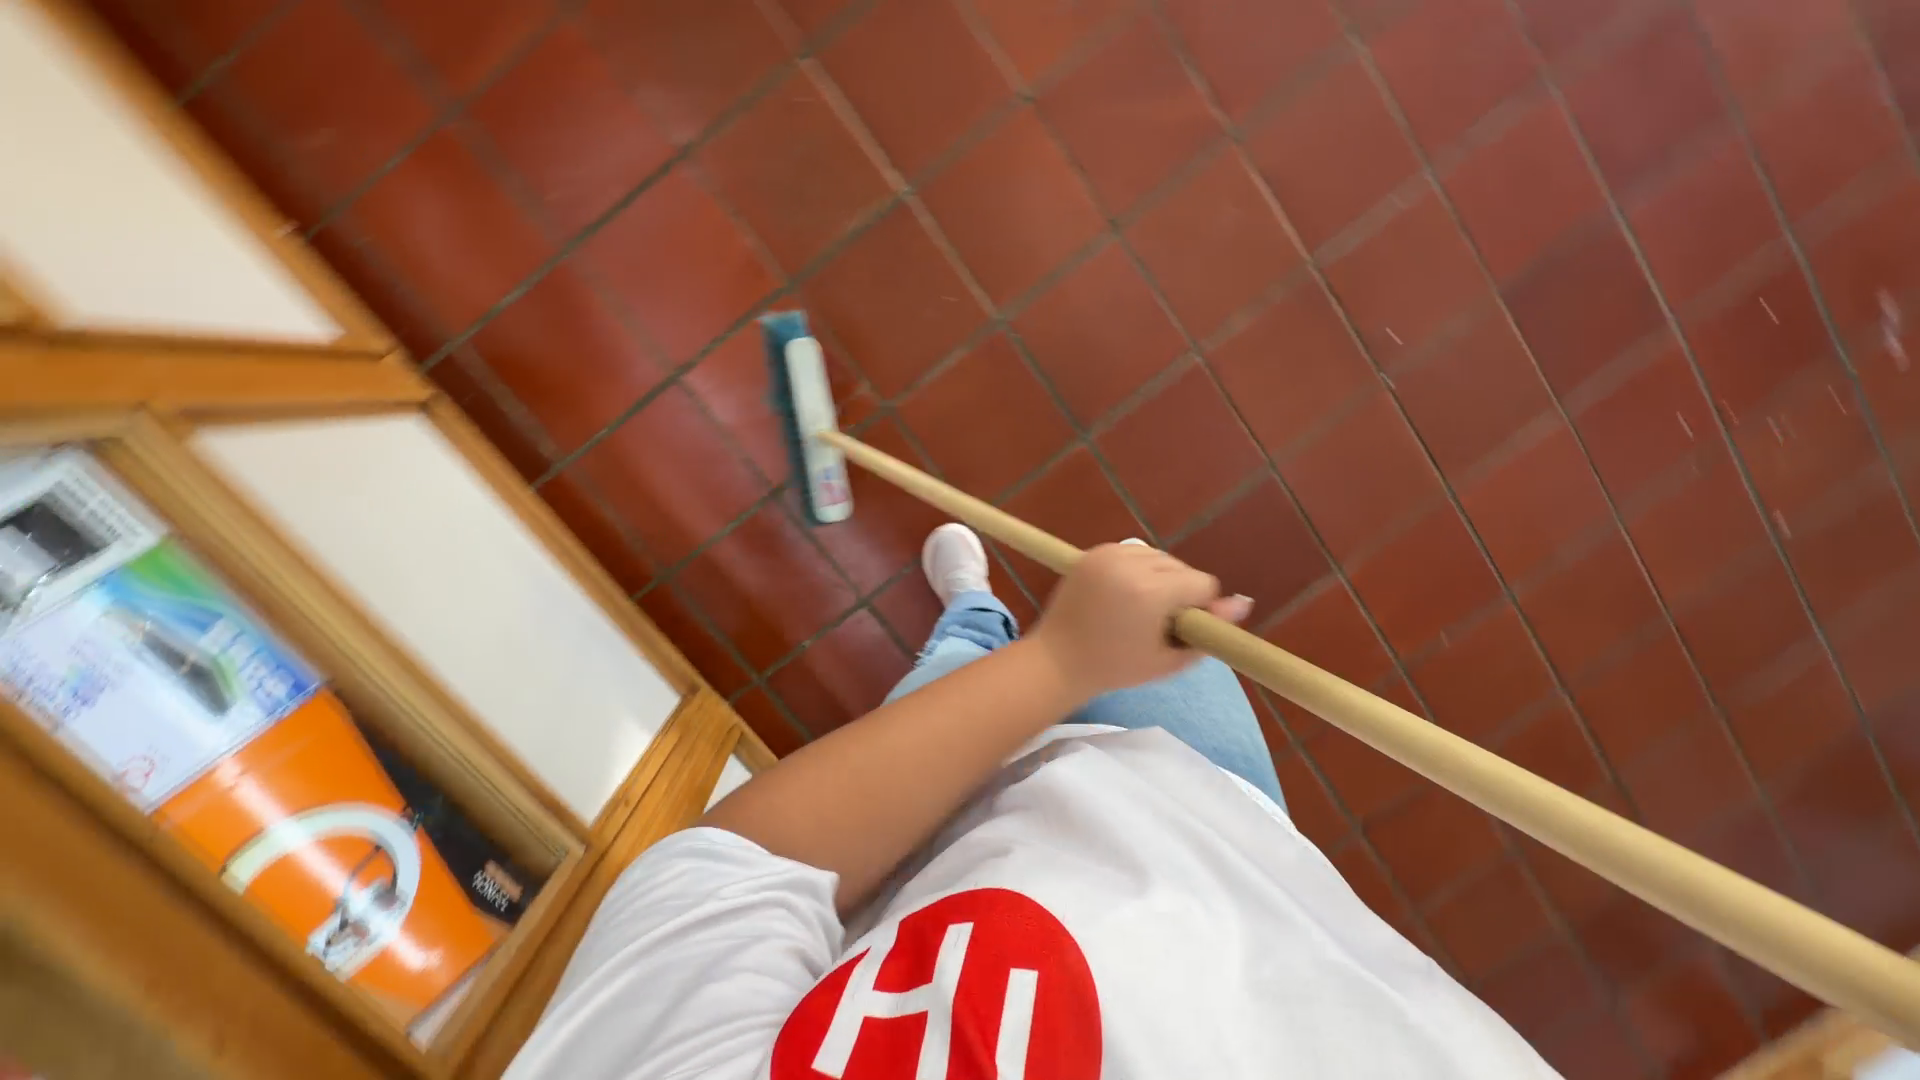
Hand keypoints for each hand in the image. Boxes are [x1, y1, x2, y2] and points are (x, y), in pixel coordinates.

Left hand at [1029, 543, 1252, 700]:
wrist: (1058, 659)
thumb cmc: (1116, 667)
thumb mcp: (1169, 659)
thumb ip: (1208, 631)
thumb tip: (1243, 604)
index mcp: (1151, 592)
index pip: (1202, 584)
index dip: (1199, 608)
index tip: (1180, 628)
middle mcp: (1130, 565)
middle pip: (1181, 567)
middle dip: (1179, 591)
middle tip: (1157, 622)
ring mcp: (1108, 555)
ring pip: (1158, 557)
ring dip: (1160, 577)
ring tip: (1140, 608)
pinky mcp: (1092, 553)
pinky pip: (1132, 552)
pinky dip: (1136, 569)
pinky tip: (1124, 594)